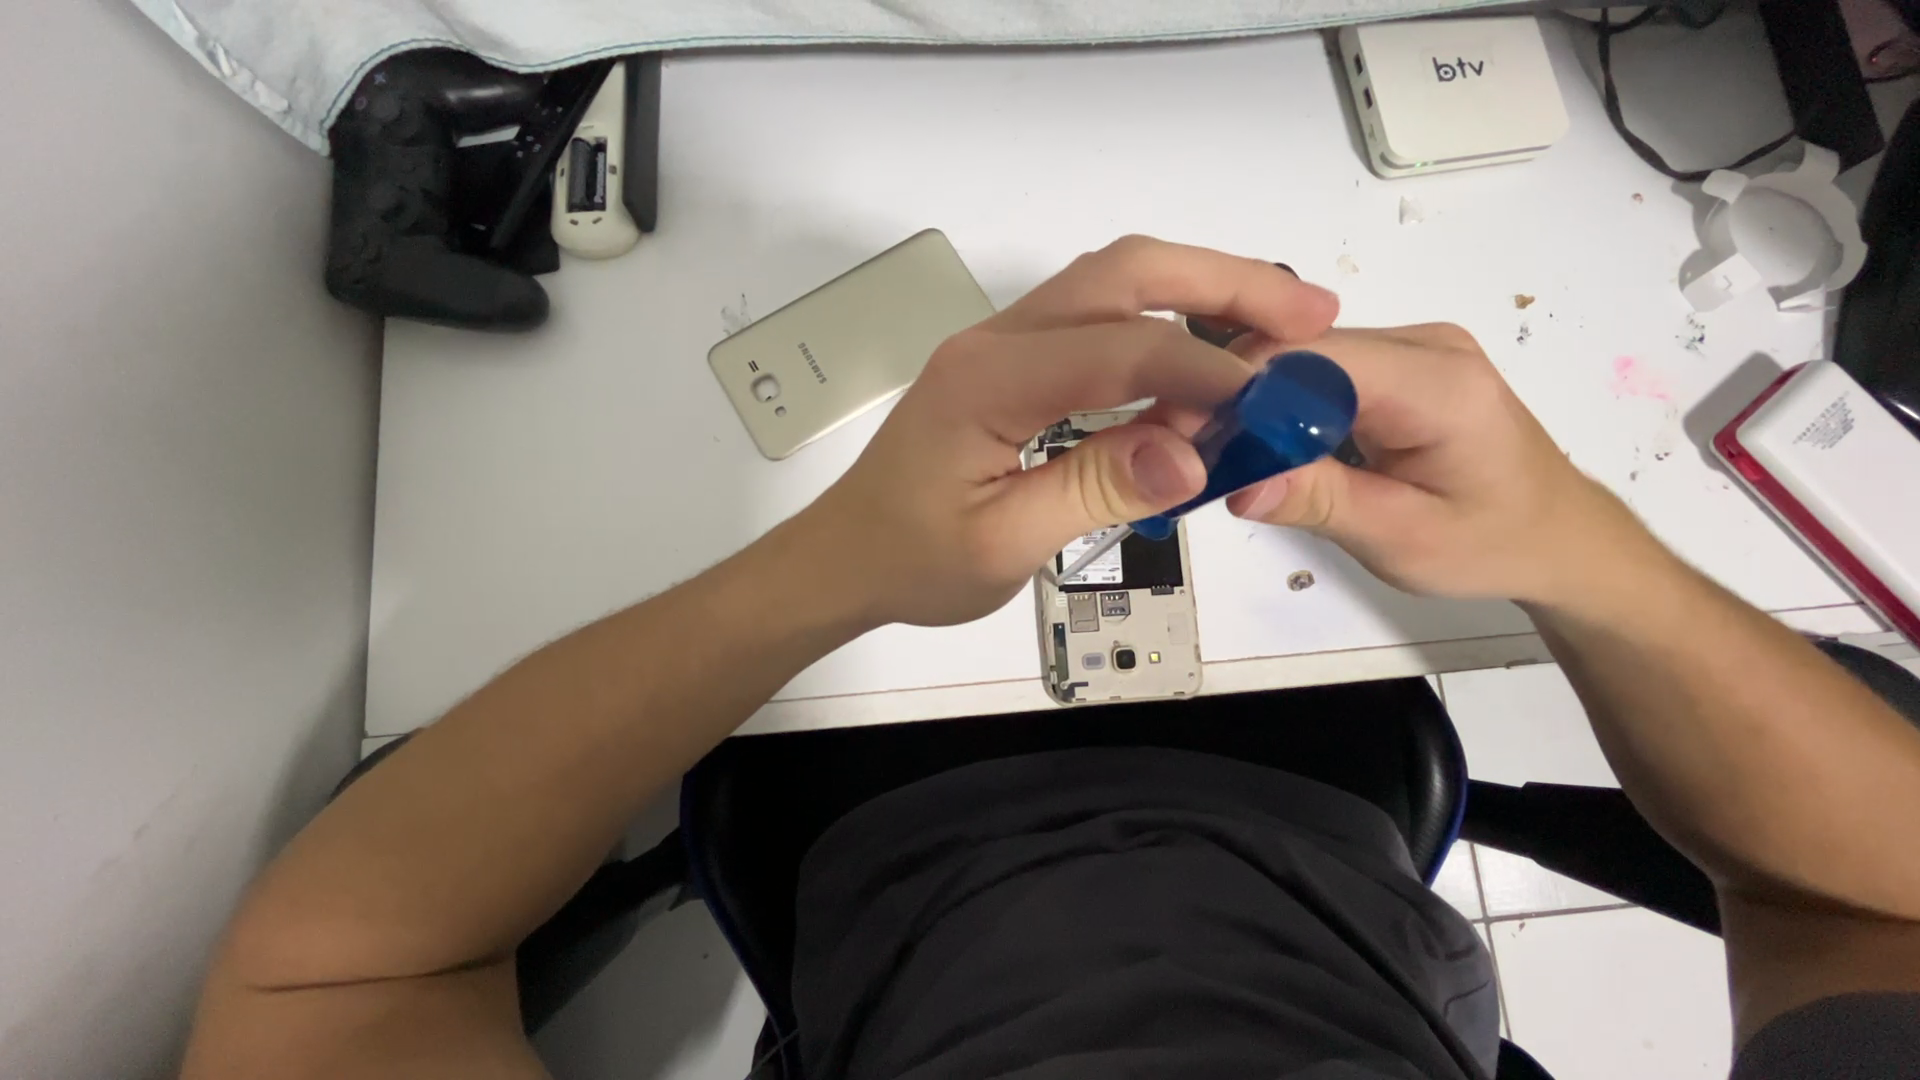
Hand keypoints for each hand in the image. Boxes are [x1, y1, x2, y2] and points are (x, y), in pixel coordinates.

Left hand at [797, 236, 1339, 627]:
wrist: (847, 557)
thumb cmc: (912, 561)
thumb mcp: (1004, 542)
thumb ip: (1095, 489)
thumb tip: (1190, 454)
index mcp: (988, 381)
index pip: (1121, 348)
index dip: (1204, 370)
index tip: (1272, 402)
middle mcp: (996, 341)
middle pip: (1122, 273)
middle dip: (1221, 284)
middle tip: (1307, 314)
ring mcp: (1001, 346)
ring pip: (1111, 286)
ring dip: (1196, 295)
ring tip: (1275, 326)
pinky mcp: (1009, 367)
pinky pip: (1094, 324)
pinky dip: (1159, 328)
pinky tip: (1201, 359)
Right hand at [1224, 324, 1653, 603]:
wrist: (1556, 536)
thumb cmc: (1490, 543)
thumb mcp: (1401, 538)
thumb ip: (1319, 502)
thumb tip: (1236, 482)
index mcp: (1437, 383)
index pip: (1313, 357)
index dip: (1240, 385)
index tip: (1186, 432)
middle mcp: (1424, 344)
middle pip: (1301, 349)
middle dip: (1236, 394)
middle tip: (1185, 446)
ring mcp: (1412, 348)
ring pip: (1303, 356)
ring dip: (1253, 400)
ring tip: (1213, 448)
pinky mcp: (1398, 364)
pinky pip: (1321, 370)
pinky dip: (1280, 404)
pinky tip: (1258, 441)